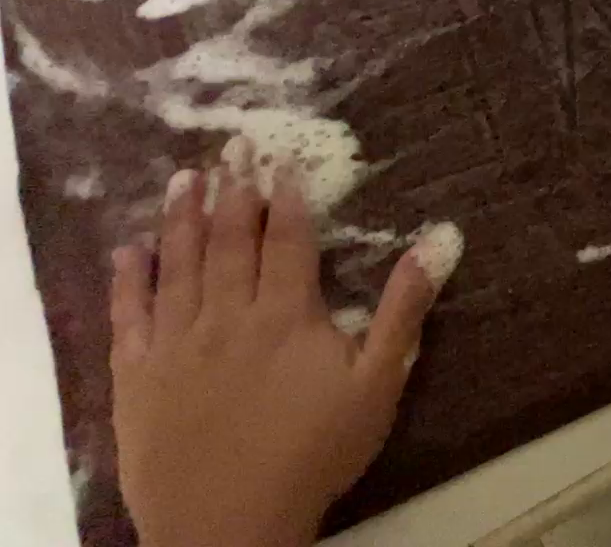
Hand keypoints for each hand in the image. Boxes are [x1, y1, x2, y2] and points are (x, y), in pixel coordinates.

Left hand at [110, 142, 444, 546]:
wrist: (227, 525)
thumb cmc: (317, 447)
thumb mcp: (380, 379)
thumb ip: (403, 309)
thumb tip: (434, 244)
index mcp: (285, 317)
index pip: (286, 242)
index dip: (286, 199)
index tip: (281, 160)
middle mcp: (225, 320)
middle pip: (228, 244)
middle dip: (232, 193)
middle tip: (230, 150)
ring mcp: (173, 347)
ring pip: (175, 269)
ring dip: (180, 220)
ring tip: (184, 178)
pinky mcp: (136, 378)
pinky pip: (126, 318)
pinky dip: (126, 279)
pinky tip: (128, 248)